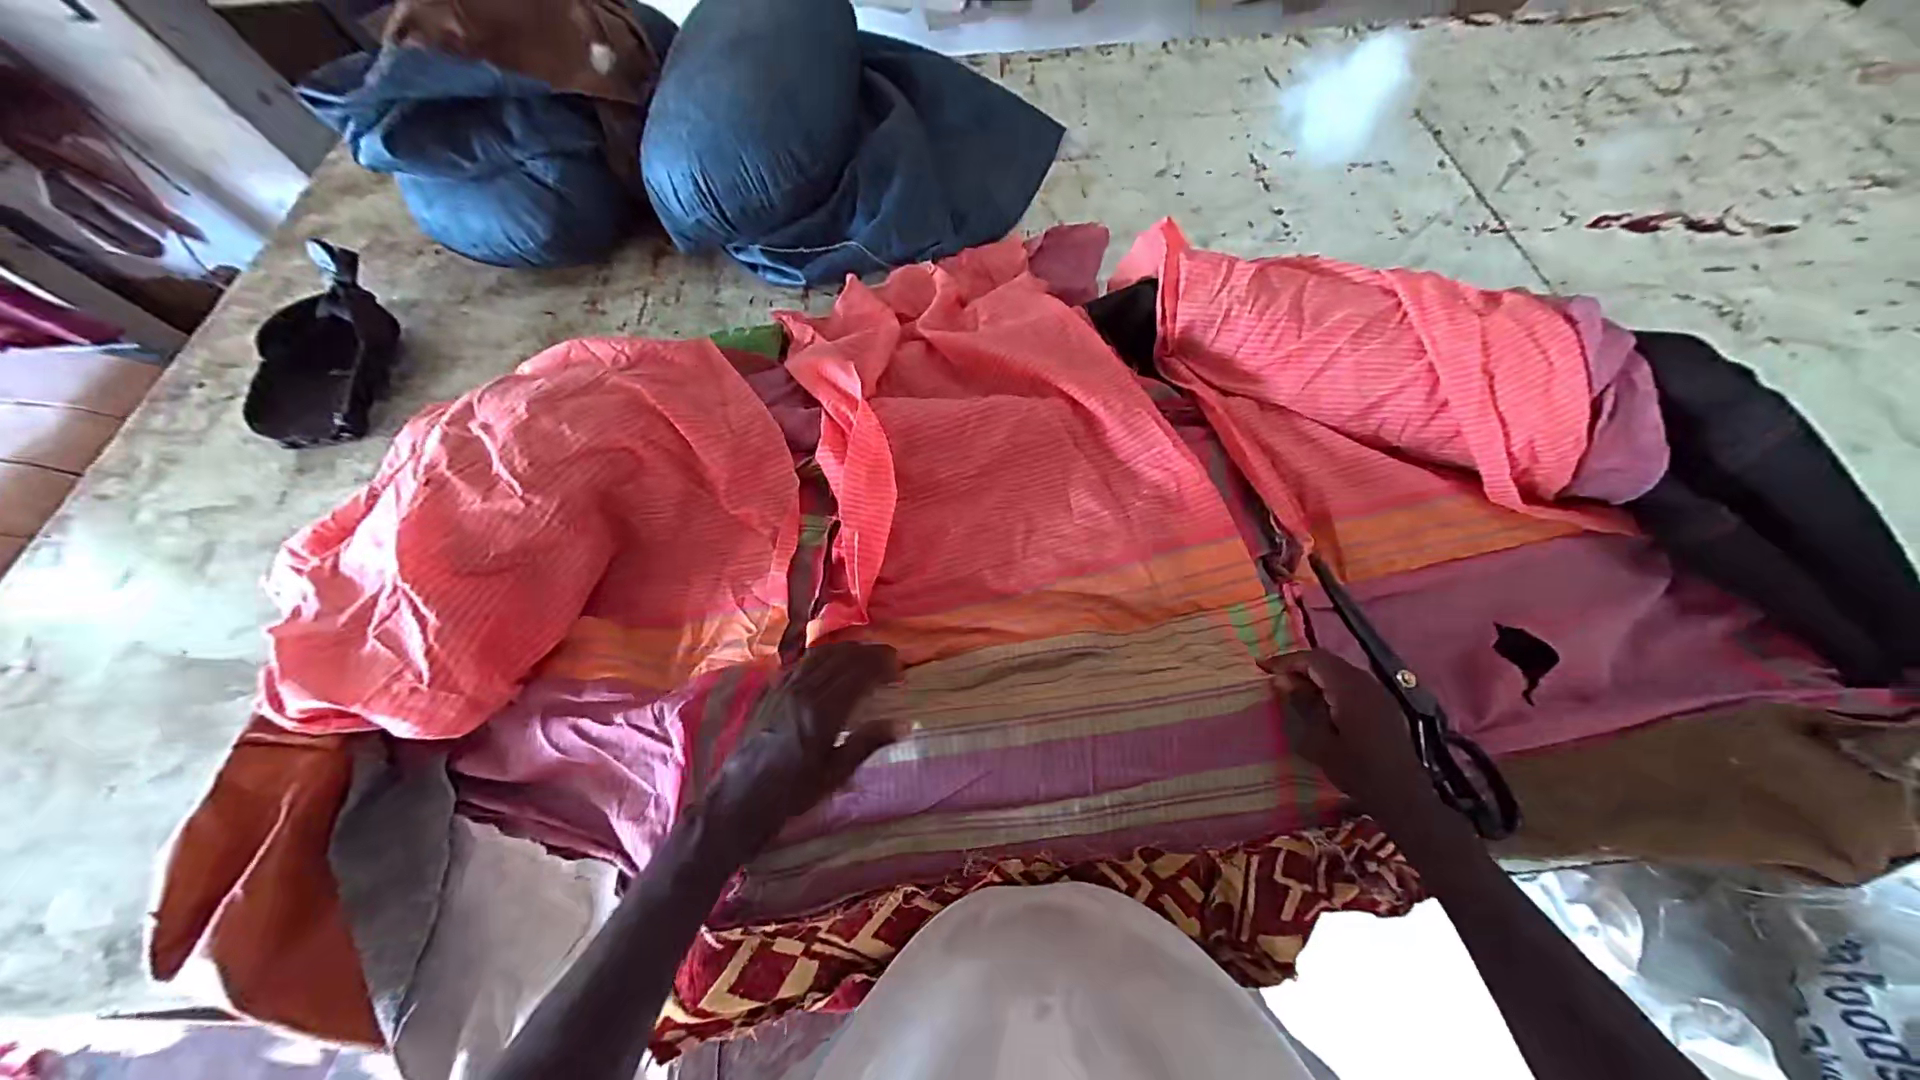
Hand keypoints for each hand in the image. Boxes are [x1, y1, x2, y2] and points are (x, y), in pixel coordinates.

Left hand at [696, 642, 901, 862]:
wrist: (743, 797)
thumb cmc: (793, 792)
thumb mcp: (835, 773)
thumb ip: (867, 742)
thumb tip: (902, 725)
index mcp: (822, 712)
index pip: (859, 674)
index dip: (881, 665)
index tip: (899, 668)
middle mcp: (803, 692)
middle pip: (842, 658)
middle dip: (870, 654)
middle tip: (890, 659)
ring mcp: (784, 688)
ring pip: (820, 655)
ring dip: (847, 650)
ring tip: (865, 655)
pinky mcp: (771, 690)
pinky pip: (801, 662)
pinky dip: (822, 656)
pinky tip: (831, 664)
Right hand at [1263, 649, 1440, 829]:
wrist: (1403, 796)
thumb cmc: (1355, 769)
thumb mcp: (1318, 739)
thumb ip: (1301, 705)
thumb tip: (1283, 680)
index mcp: (1349, 688)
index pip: (1314, 659)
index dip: (1286, 660)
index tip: (1262, 667)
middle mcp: (1367, 683)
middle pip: (1329, 662)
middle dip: (1300, 666)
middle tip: (1275, 678)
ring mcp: (1380, 694)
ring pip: (1341, 672)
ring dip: (1316, 676)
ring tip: (1294, 690)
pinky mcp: (1385, 706)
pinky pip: (1353, 684)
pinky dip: (1332, 685)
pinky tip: (1322, 702)